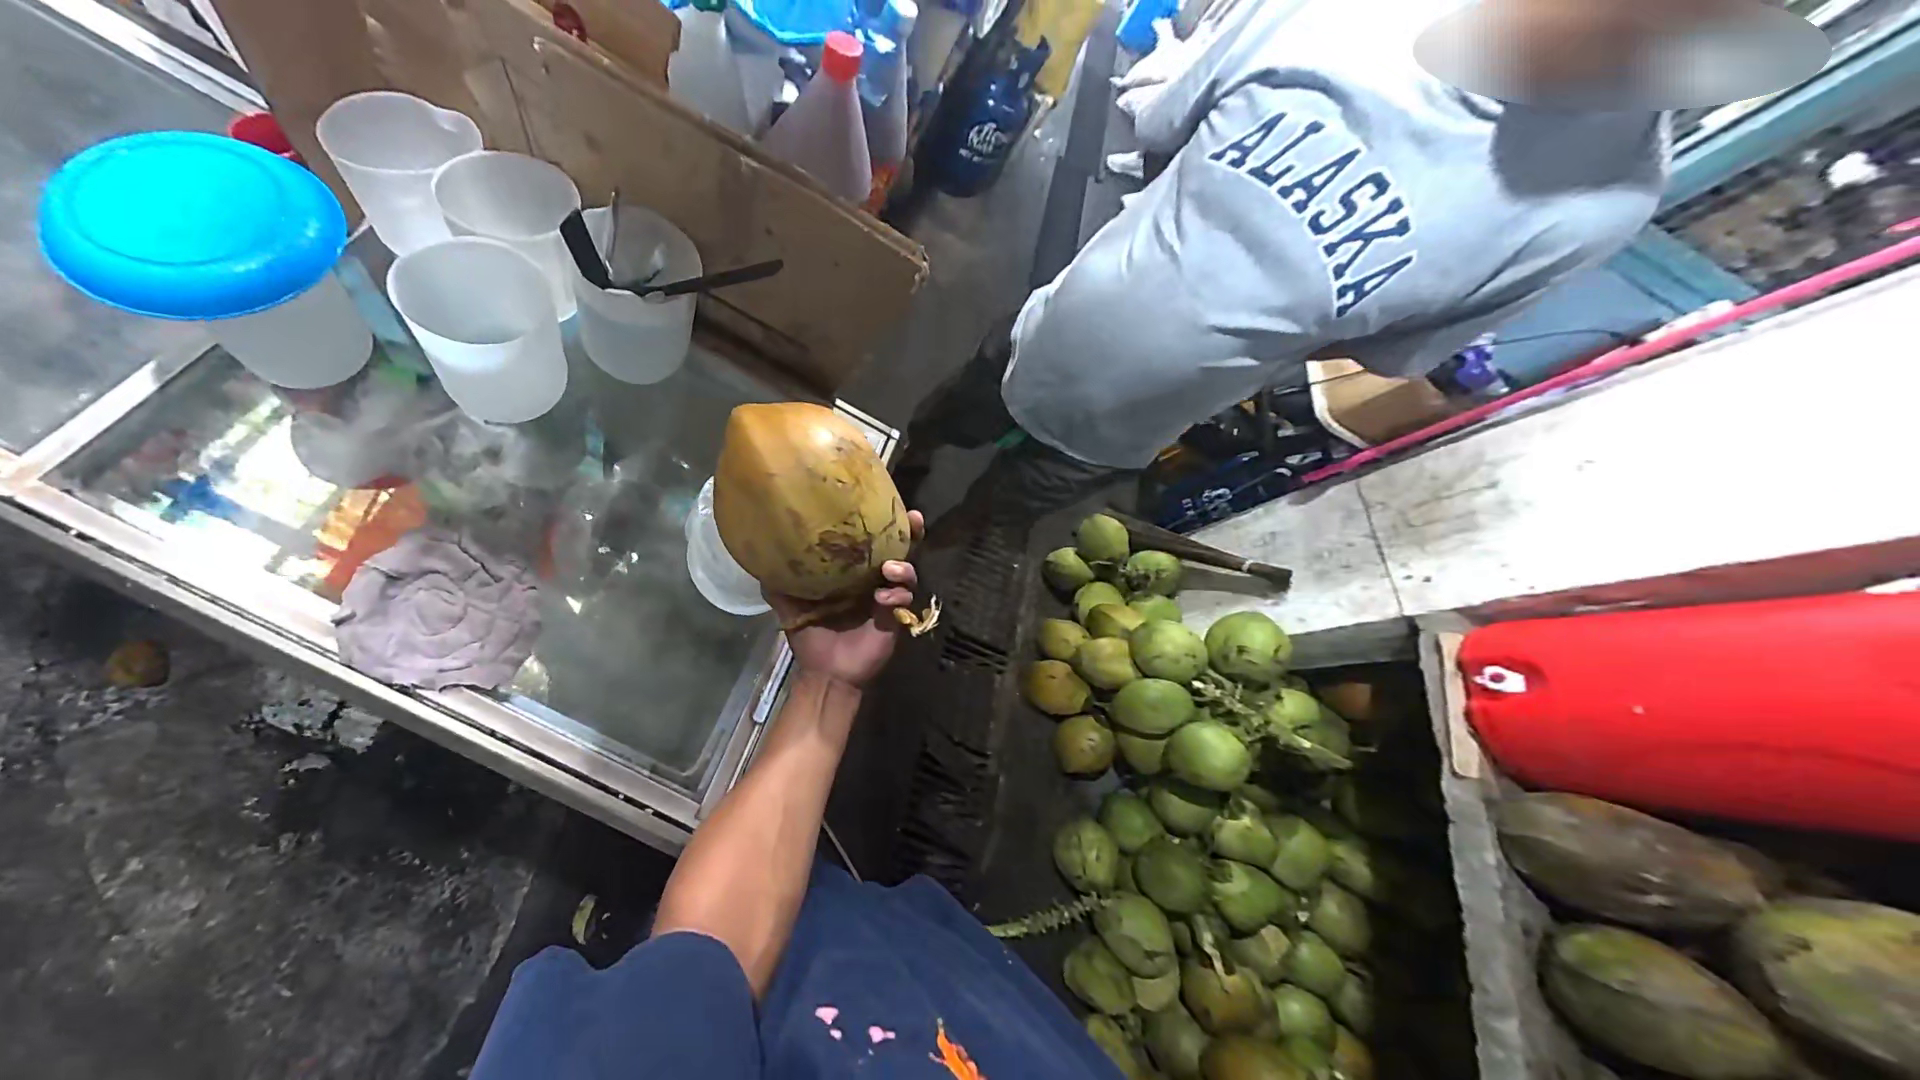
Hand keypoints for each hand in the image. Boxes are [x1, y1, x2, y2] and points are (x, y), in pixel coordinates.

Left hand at [765, 510, 924, 689]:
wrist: (825, 672)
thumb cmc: (809, 635)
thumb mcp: (789, 603)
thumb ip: (779, 580)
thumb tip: (759, 552)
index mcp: (852, 572)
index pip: (871, 541)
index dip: (882, 522)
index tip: (887, 504)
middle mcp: (873, 579)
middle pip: (900, 549)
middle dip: (911, 533)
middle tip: (914, 519)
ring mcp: (887, 597)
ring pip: (907, 571)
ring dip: (903, 566)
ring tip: (889, 569)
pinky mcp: (895, 616)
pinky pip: (905, 599)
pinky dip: (897, 595)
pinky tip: (882, 600)